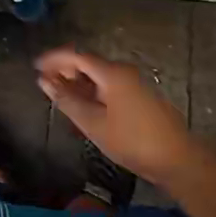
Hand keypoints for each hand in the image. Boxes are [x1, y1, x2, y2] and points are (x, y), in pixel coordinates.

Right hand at [37, 46, 206, 184]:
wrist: (179, 160)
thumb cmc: (132, 141)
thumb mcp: (93, 122)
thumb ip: (66, 100)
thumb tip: (44, 81)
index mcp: (111, 73)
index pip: (76, 56)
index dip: (53, 59)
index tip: (36, 67)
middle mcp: (123, 72)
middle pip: (88, 63)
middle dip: (64, 70)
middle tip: (46, 84)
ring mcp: (134, 83)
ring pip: (98, 75)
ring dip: (78, 82)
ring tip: (61, 97)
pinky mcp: (140, 96)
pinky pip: (109, 85)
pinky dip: (92, 91)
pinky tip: (84, 107)